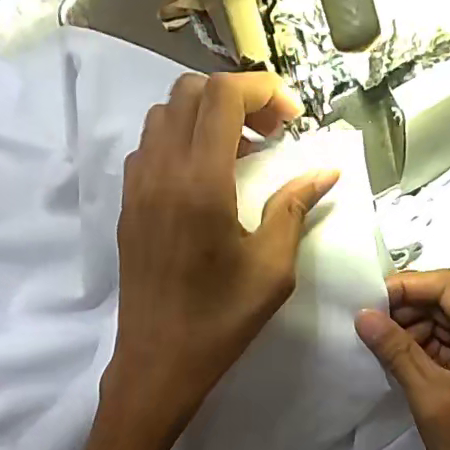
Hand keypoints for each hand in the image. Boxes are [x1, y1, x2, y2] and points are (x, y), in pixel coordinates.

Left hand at [106, 72, 337, 438]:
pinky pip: (149, 146)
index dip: (262, 89)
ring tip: (241, 153)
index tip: (292, 117)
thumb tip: (323, 172)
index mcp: (200, 182)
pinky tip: (206, 176)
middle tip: (272, 133)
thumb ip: (294, 208)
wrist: (158, 360)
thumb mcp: (273, 268)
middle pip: (190, 92)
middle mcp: (161, 171)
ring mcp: (136, 186)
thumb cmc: (221, 319)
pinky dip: (181, 140)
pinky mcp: (127, 204)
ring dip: (206, 116)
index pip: (223, 96)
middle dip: (237, 97)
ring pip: (164, 115)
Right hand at [354, 270, 449, 449]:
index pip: (448, 287)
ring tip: (377, 342)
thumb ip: (396, 351)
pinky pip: (449, 344)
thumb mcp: (430, 396)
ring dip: (412, 328)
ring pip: (446, 322)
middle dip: (407, 308)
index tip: (369, 299)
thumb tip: (363, 315)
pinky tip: (395, 357)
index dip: (408, 287)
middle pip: (448, 301)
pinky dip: (422, 347)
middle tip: (368, 323)